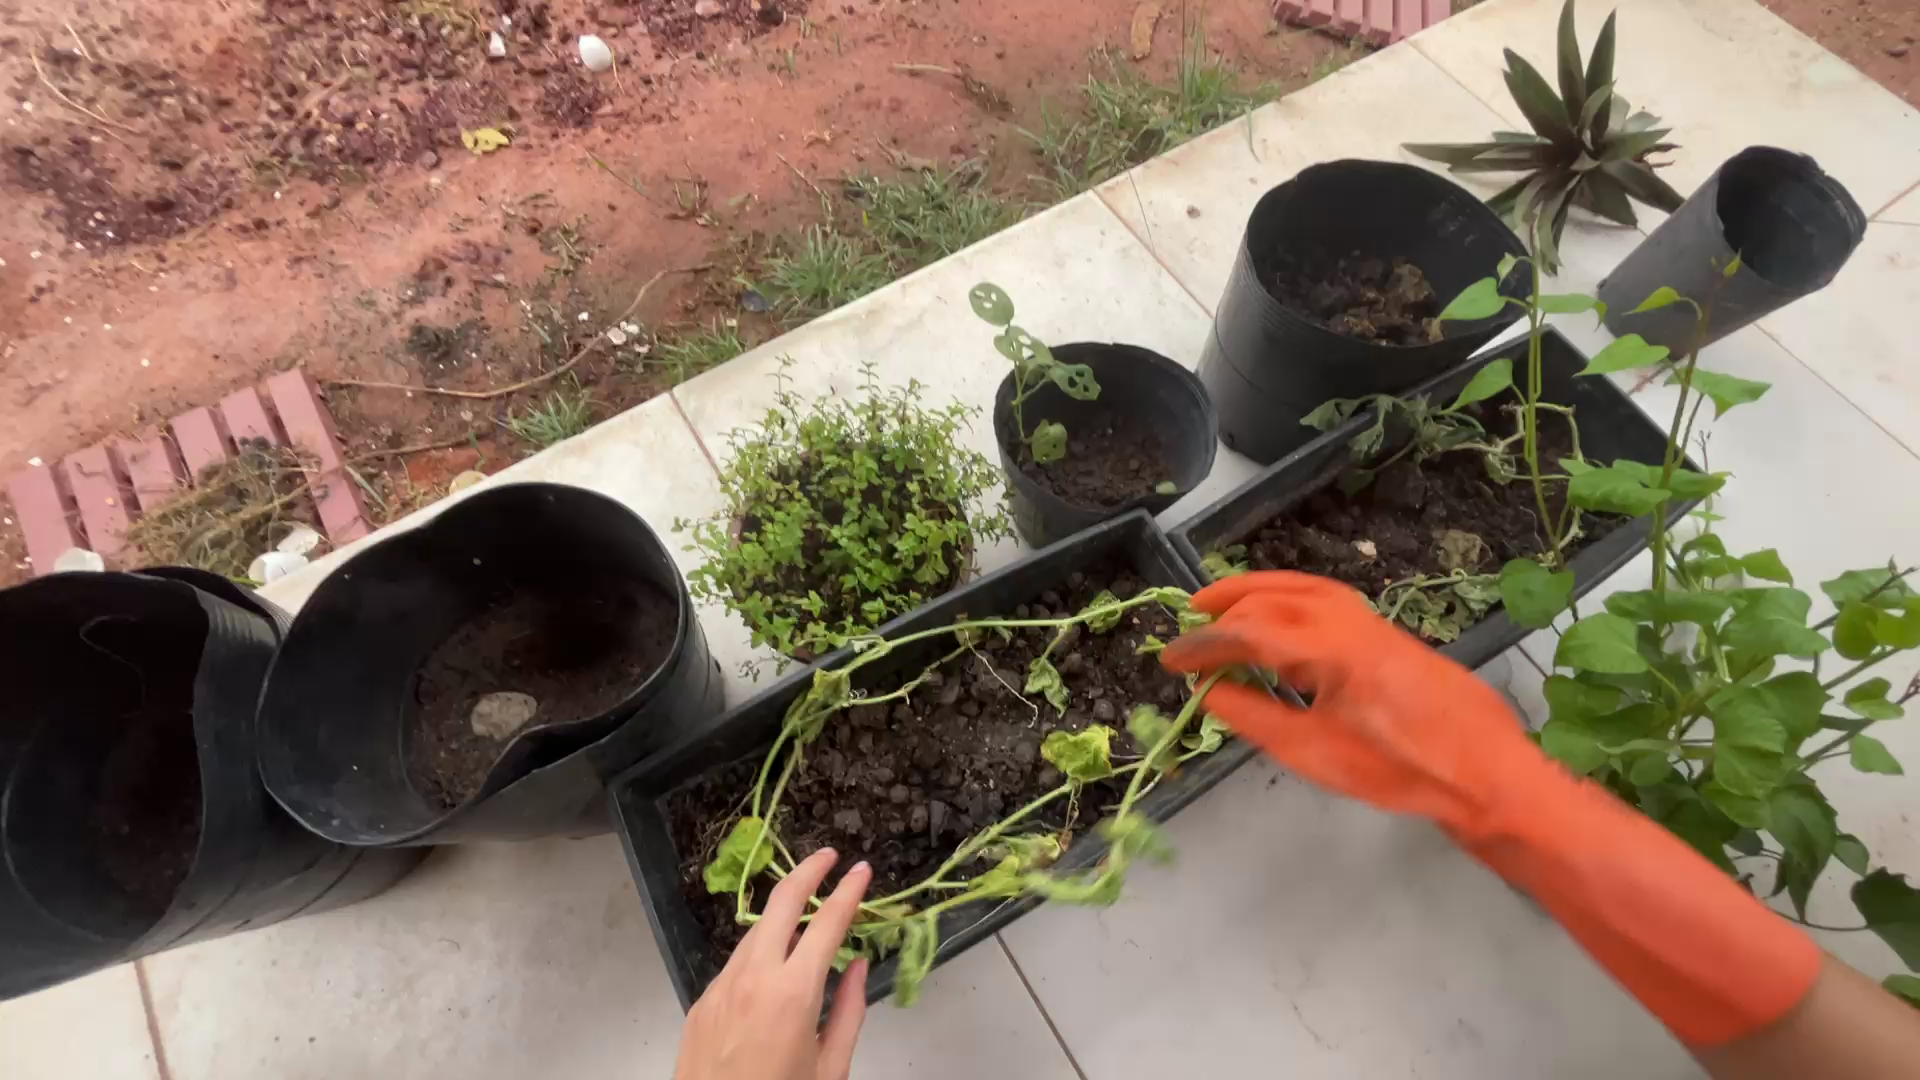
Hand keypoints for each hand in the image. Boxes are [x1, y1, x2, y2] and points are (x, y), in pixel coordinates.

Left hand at [673, 849, 872, 1079]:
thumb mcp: (830, 1070)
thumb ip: (849, 1011)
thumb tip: (857, 965)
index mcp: (794, 993)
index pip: (828, 922)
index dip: (849, 891)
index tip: (863, 870)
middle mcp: (754, 976)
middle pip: (781, 901)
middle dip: (807, 870)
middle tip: (828, 856)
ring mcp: (721, 986)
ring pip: (757, 929)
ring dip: (783, 913)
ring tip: (806, 913)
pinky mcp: (701, 1002)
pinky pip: (737, 962)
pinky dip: (760, 952)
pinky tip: (772, 974)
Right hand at [1160, 571, 1538, 841]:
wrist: (1486, 773)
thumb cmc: (1398, 770)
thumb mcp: (1312, 752)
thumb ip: (1251, 715)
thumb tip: (1207, 690)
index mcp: (1326, 649)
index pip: (1245, 633)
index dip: (1202, 646)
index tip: (1169, 660)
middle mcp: (1344, 619)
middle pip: (1266, 600)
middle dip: (1220, 613)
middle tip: (1188, 633)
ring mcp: (1366, 618)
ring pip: (1294, 586)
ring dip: (1249, 591)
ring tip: (1213, 604)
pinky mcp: (1379, 627)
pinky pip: (1317, 593)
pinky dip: (1281, 592)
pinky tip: (1270, 609)